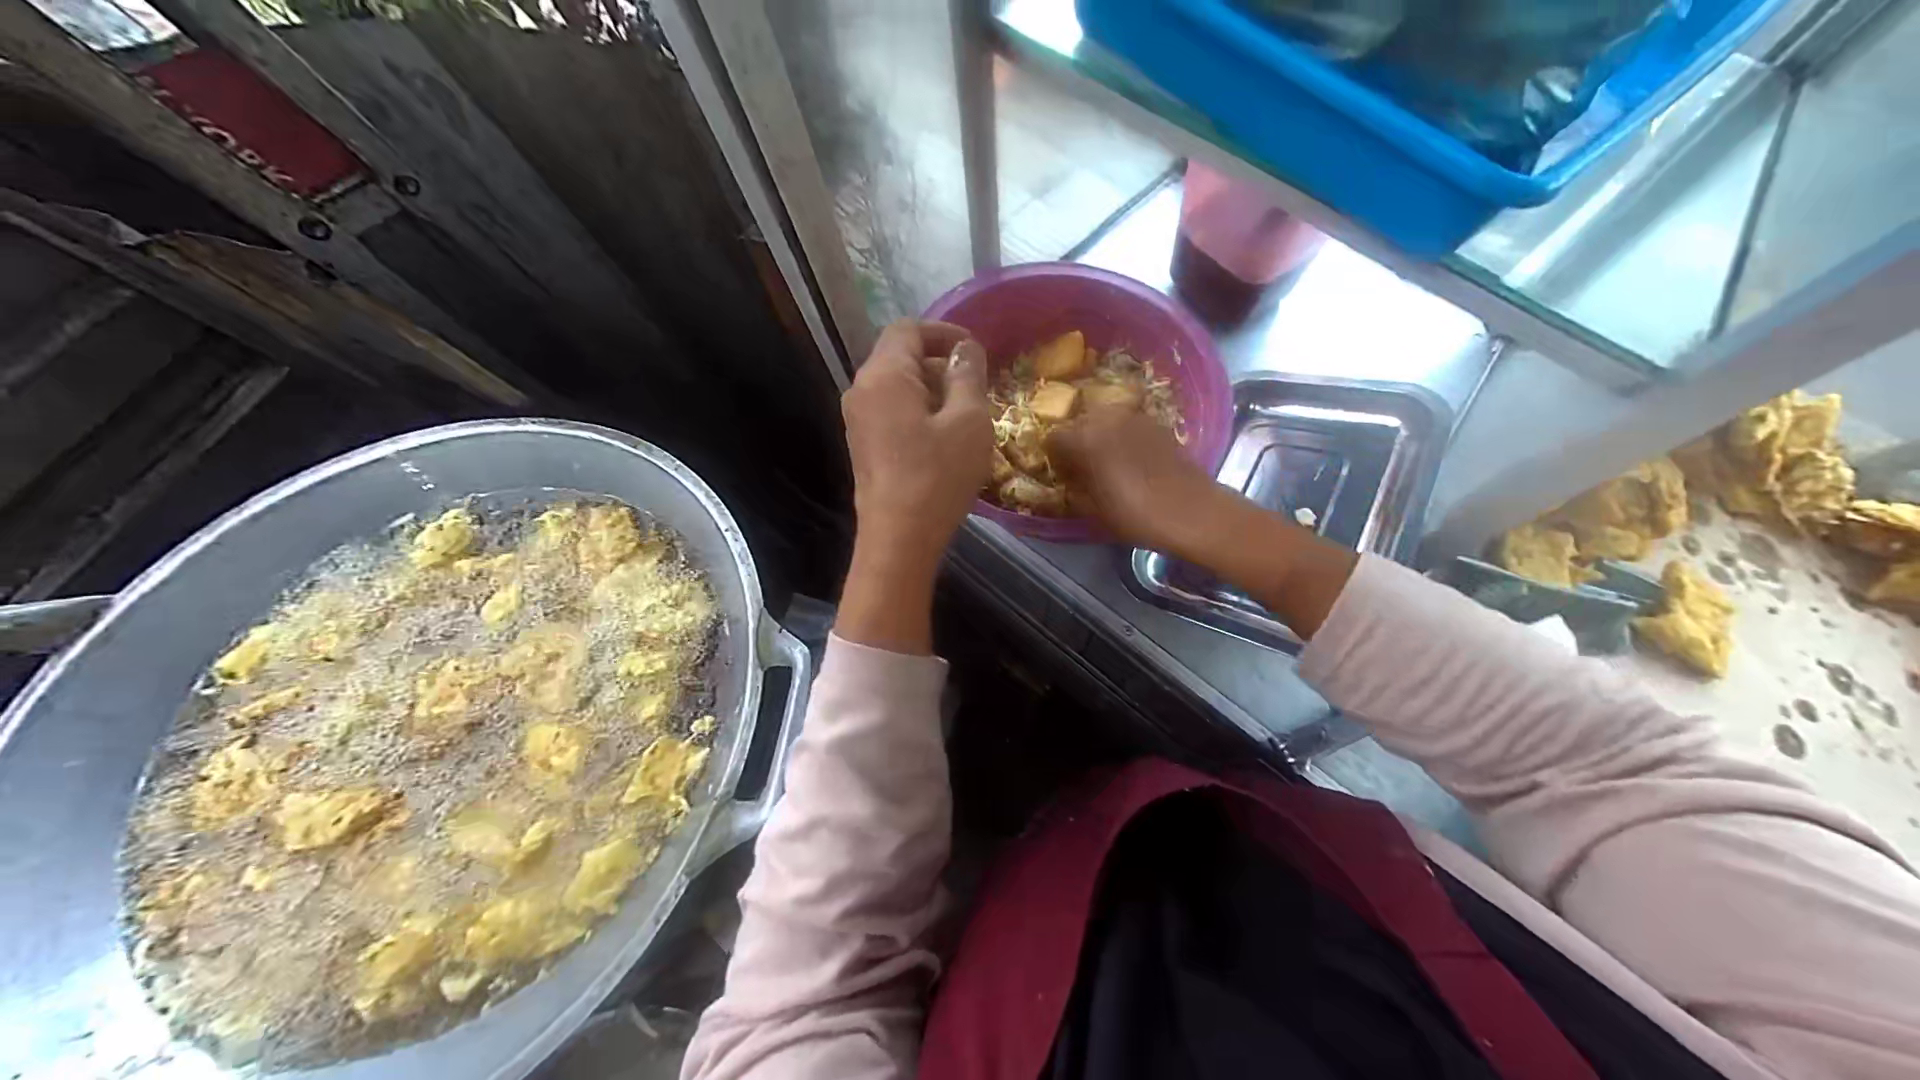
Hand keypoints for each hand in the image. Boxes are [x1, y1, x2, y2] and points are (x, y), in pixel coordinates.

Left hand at [837, 319, 991, 652]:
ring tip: (965, 419)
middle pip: (900, 356)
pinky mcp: (862, 445)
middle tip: (977, 390)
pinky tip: (943, 441)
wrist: (899, 538)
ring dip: (932, 392)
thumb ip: (968, 374)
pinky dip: (918, 412)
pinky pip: (890, 412)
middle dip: (940, 365)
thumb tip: (964, 349)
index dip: (943, 332)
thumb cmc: (938, 476)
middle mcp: (861, 390)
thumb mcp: (969, 420)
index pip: (908, 329)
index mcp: (883, 375)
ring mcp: (857, 420)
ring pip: (896, 386)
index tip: (974, 352)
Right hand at [1049, 402, 1356, 637]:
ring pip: (1105, 422)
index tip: (1062, 476)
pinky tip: (1132, 464)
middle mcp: (1107, 418)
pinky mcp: (1158, 425)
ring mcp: (1135, 418)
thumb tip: (1068, 477)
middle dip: (1076, 444)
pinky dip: (1123, 440)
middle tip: (1082, 471)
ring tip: (1108, 467)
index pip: (1053, 438)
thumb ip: (1074, 487)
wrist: (1195, 513)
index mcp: (1084, 437)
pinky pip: (1128, 427)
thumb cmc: (1137, 516)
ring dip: (1101, 439)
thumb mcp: (1093, 509)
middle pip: (1079, 424)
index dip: (1055, 458)